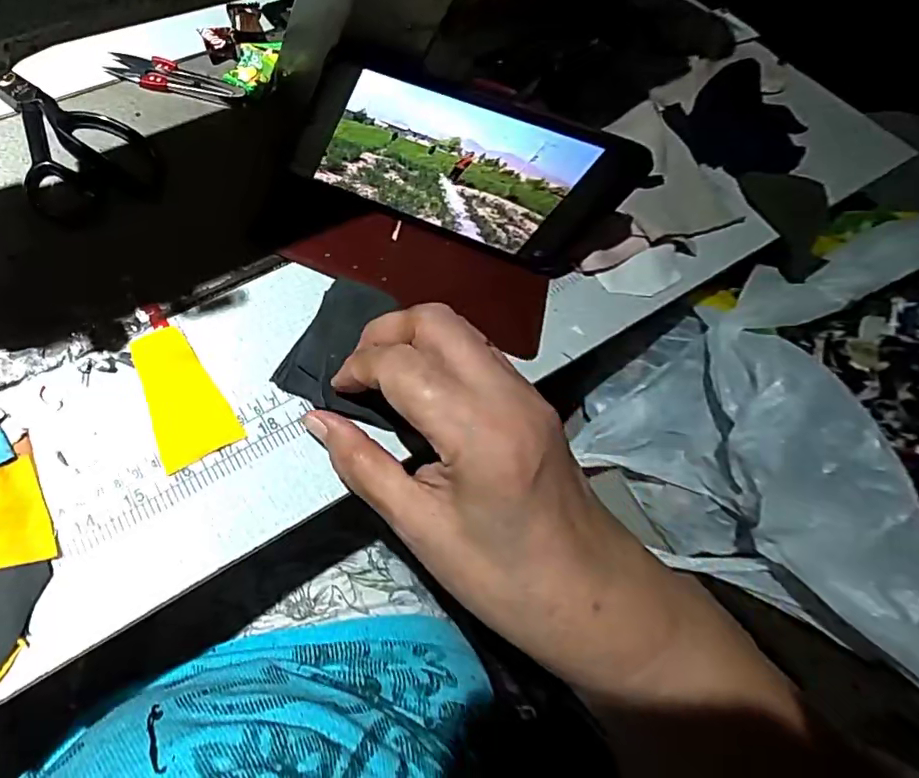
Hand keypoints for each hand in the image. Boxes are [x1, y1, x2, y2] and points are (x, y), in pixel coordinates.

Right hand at [304, 304, 801, 722]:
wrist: (599, 600)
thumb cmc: (507, 581)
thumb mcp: (421, 531)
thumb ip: (364, 467)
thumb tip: (319, 421)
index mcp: (478, 430)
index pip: (401, 363)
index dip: (356, 369)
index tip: (335, 395)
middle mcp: (506, 393)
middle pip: (433, 319)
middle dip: (383, 334)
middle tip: (356, 376)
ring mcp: (525, 390)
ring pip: (457, 327)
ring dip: (411, 338)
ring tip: (382, 381)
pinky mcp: (532, 398)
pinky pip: (475, 349)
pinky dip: (437, 353)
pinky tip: (420, 393)